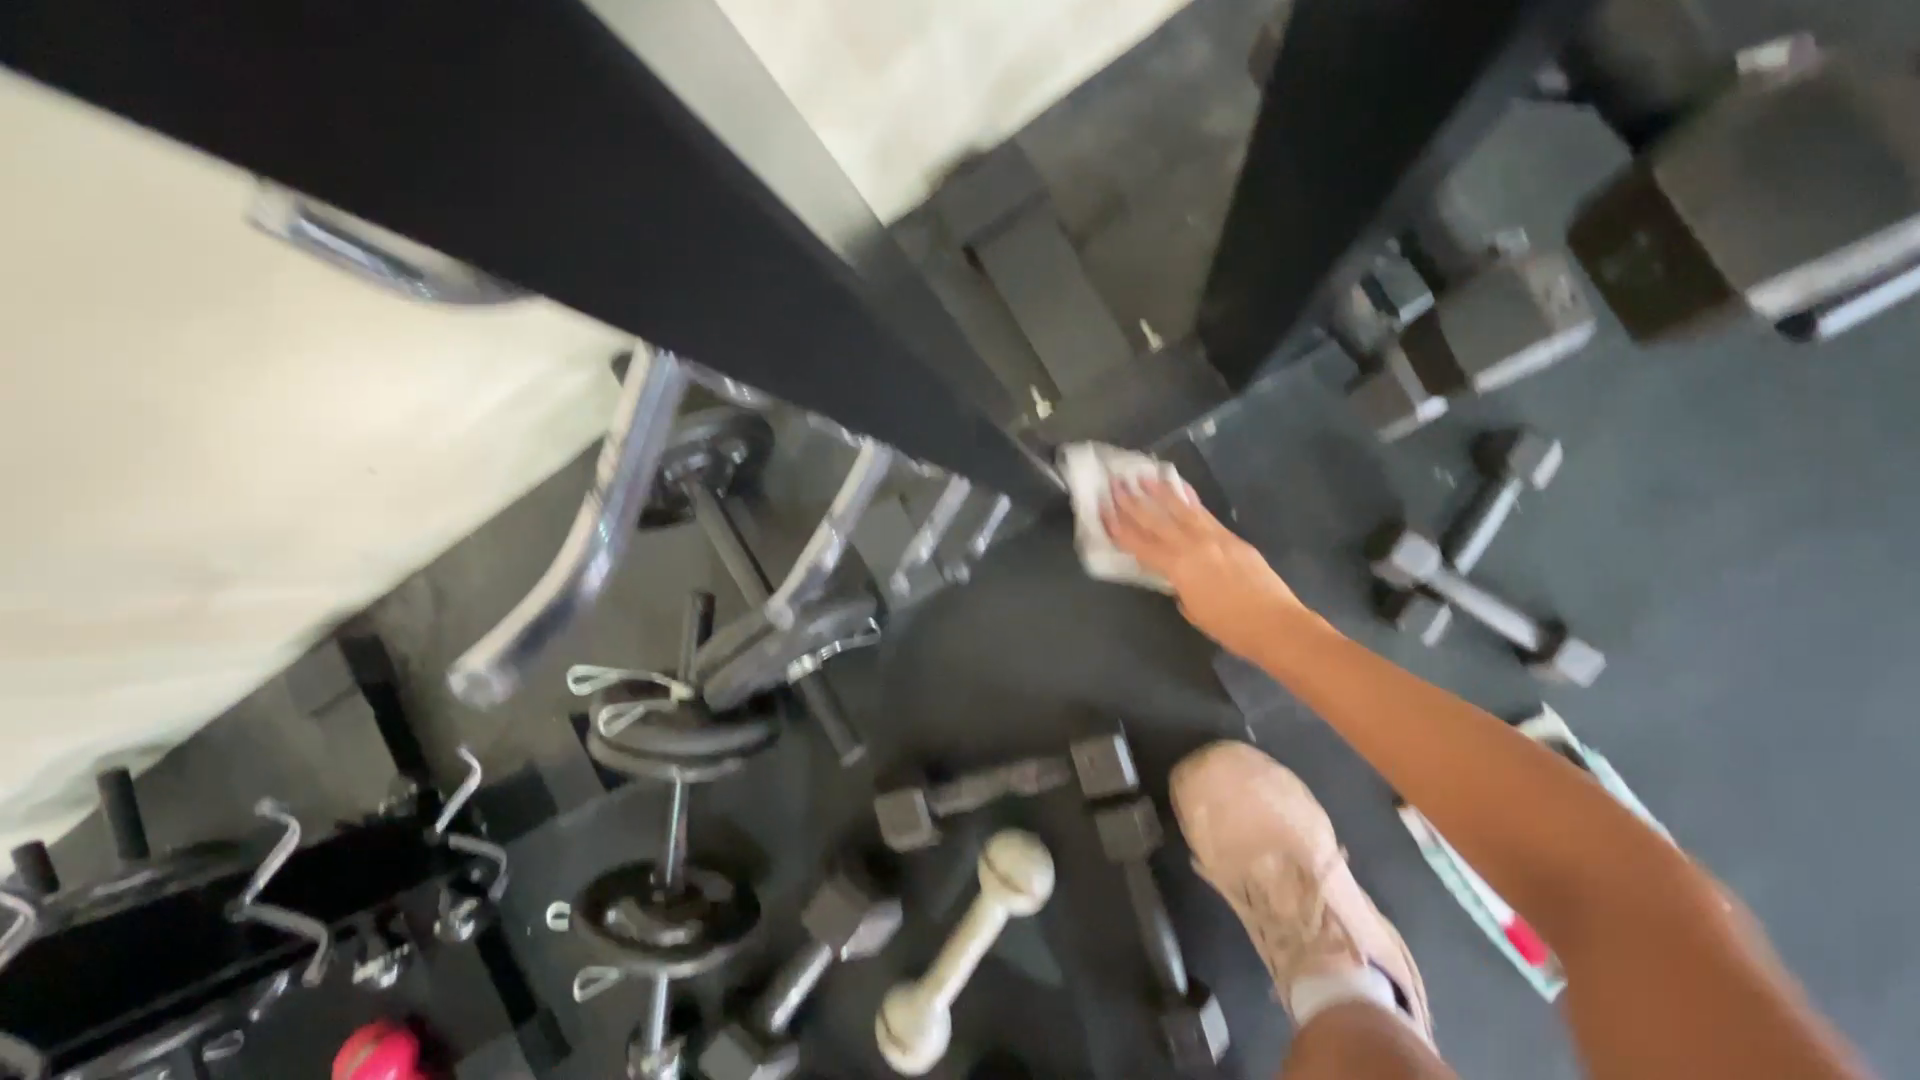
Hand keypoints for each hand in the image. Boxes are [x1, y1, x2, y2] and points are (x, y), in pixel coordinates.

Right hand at [1101, 477, 1319, 657]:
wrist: (1276, 623)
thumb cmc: (1230, 627)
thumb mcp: (1193, 610)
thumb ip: (1179, 589)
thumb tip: (1177, 580)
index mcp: (1177, 566)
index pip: (1139, 543)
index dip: (1118, 527)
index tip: (1102, 509)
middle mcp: (1192, 544)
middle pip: (1156, 519)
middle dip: (1132, 501)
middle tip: (1115, 482)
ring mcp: (1214, 537)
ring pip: (1181, 509)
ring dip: (1160, 492)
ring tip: (1143, 476)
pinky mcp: (1231, 537)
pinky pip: (1204, 513)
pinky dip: (1189, 500)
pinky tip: (1181, 490)